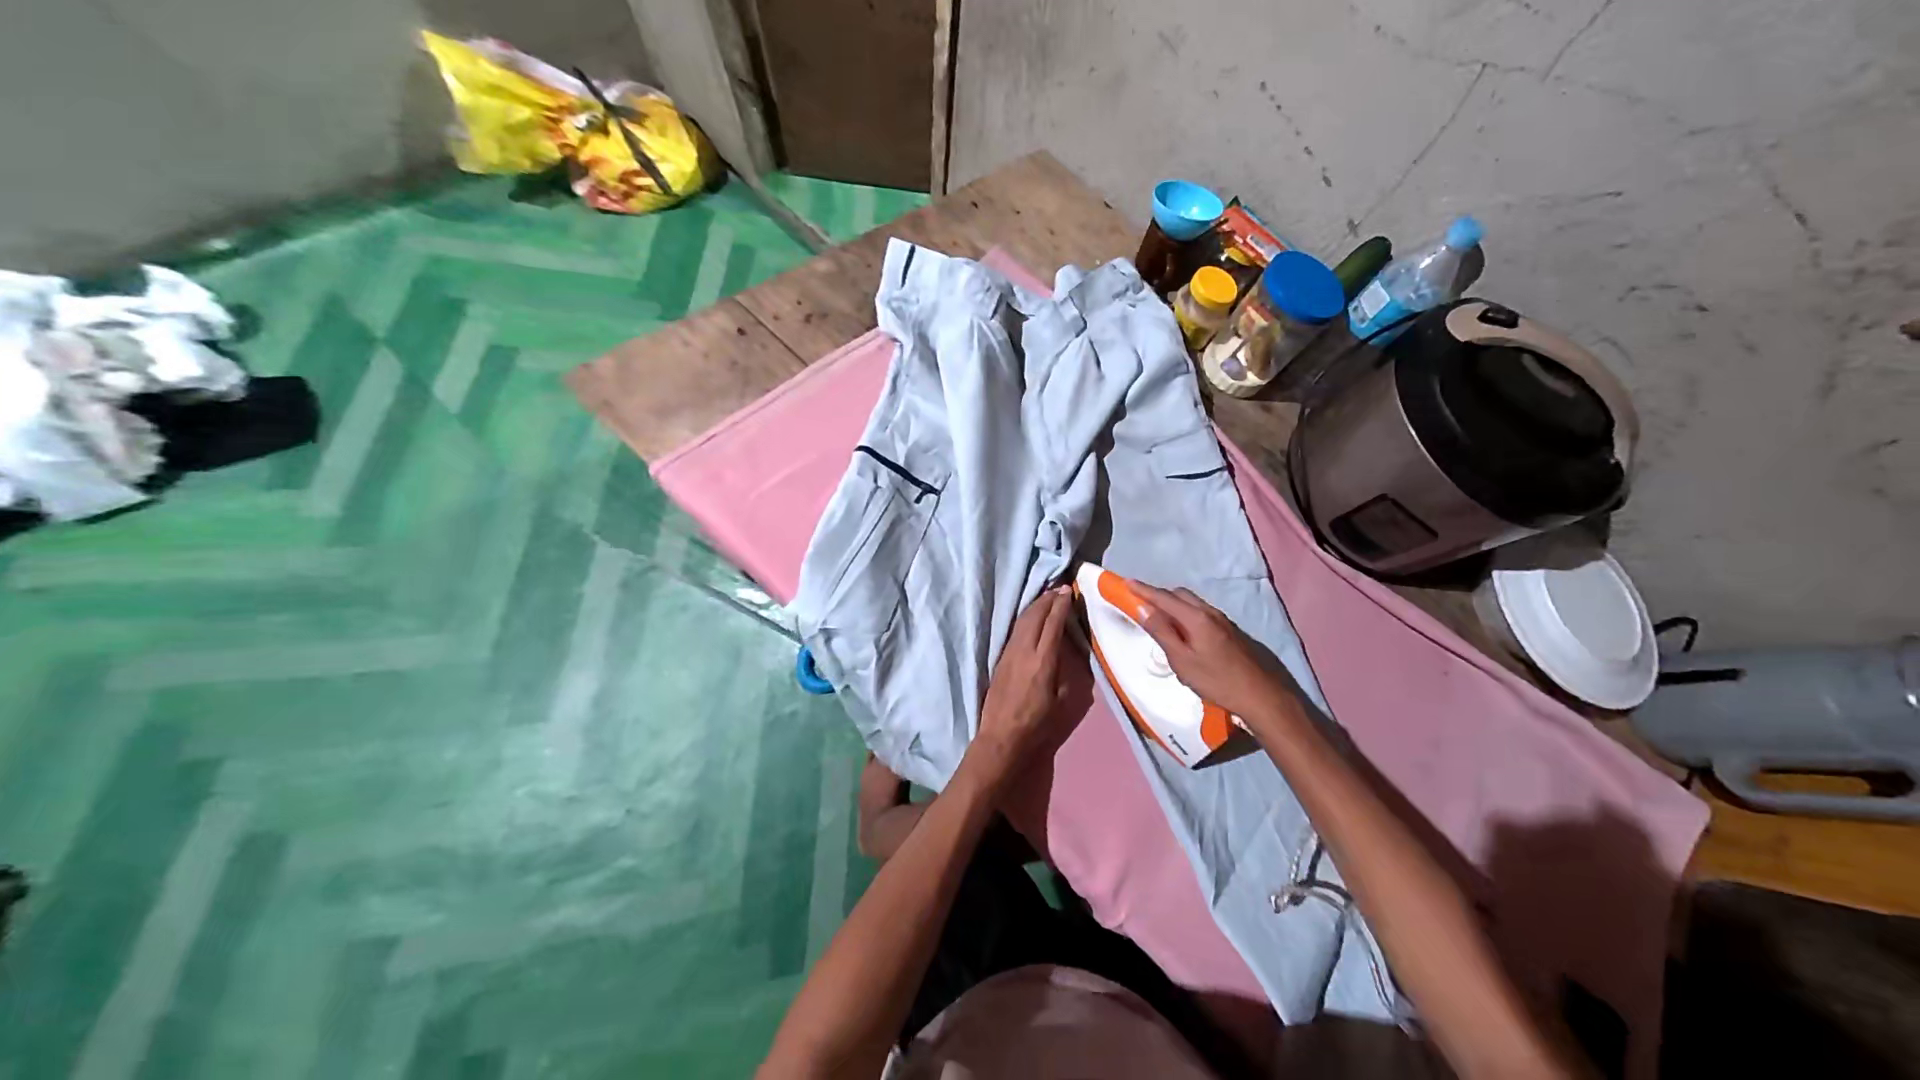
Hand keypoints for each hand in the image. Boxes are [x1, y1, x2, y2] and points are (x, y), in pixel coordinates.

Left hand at [967, 585, 1075, 783]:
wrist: (1003, 736)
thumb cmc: (1039, 723)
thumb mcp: (1065, 700)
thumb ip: (1070, 672)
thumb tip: (1074, 651)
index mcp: (1043, 660)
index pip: (1053, 623)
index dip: (1061, 605)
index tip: (1069, 591)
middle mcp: (1024, 651)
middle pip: (1035, 615)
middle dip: (1048, 599)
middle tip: (1060, 588)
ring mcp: (1009, 653)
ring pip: (1023, 620)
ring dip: (1036, 605)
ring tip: (1047, 596)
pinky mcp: (1000, 659)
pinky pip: (1016, 630)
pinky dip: (1026, 617)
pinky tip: (1031, 617)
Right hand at [1130, 582, 1293, 720]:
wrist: (1260, 695)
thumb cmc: (1216, 681)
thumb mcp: (1182, 660)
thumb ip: (1161, 632)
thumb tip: (1143, 609)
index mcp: (1196, 617)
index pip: (1163, 597)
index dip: (1142, 590)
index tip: (1125, 583)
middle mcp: (1210, 612)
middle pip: (1179, 595)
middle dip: (1158, 595)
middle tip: (1140, 604)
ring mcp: (1222, 620)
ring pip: (1191, 603)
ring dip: (1172, 604)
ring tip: (1158, 619)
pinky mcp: (1229, 630)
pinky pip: (1200, 612)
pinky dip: (1185, 613)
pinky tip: (1182, 631)